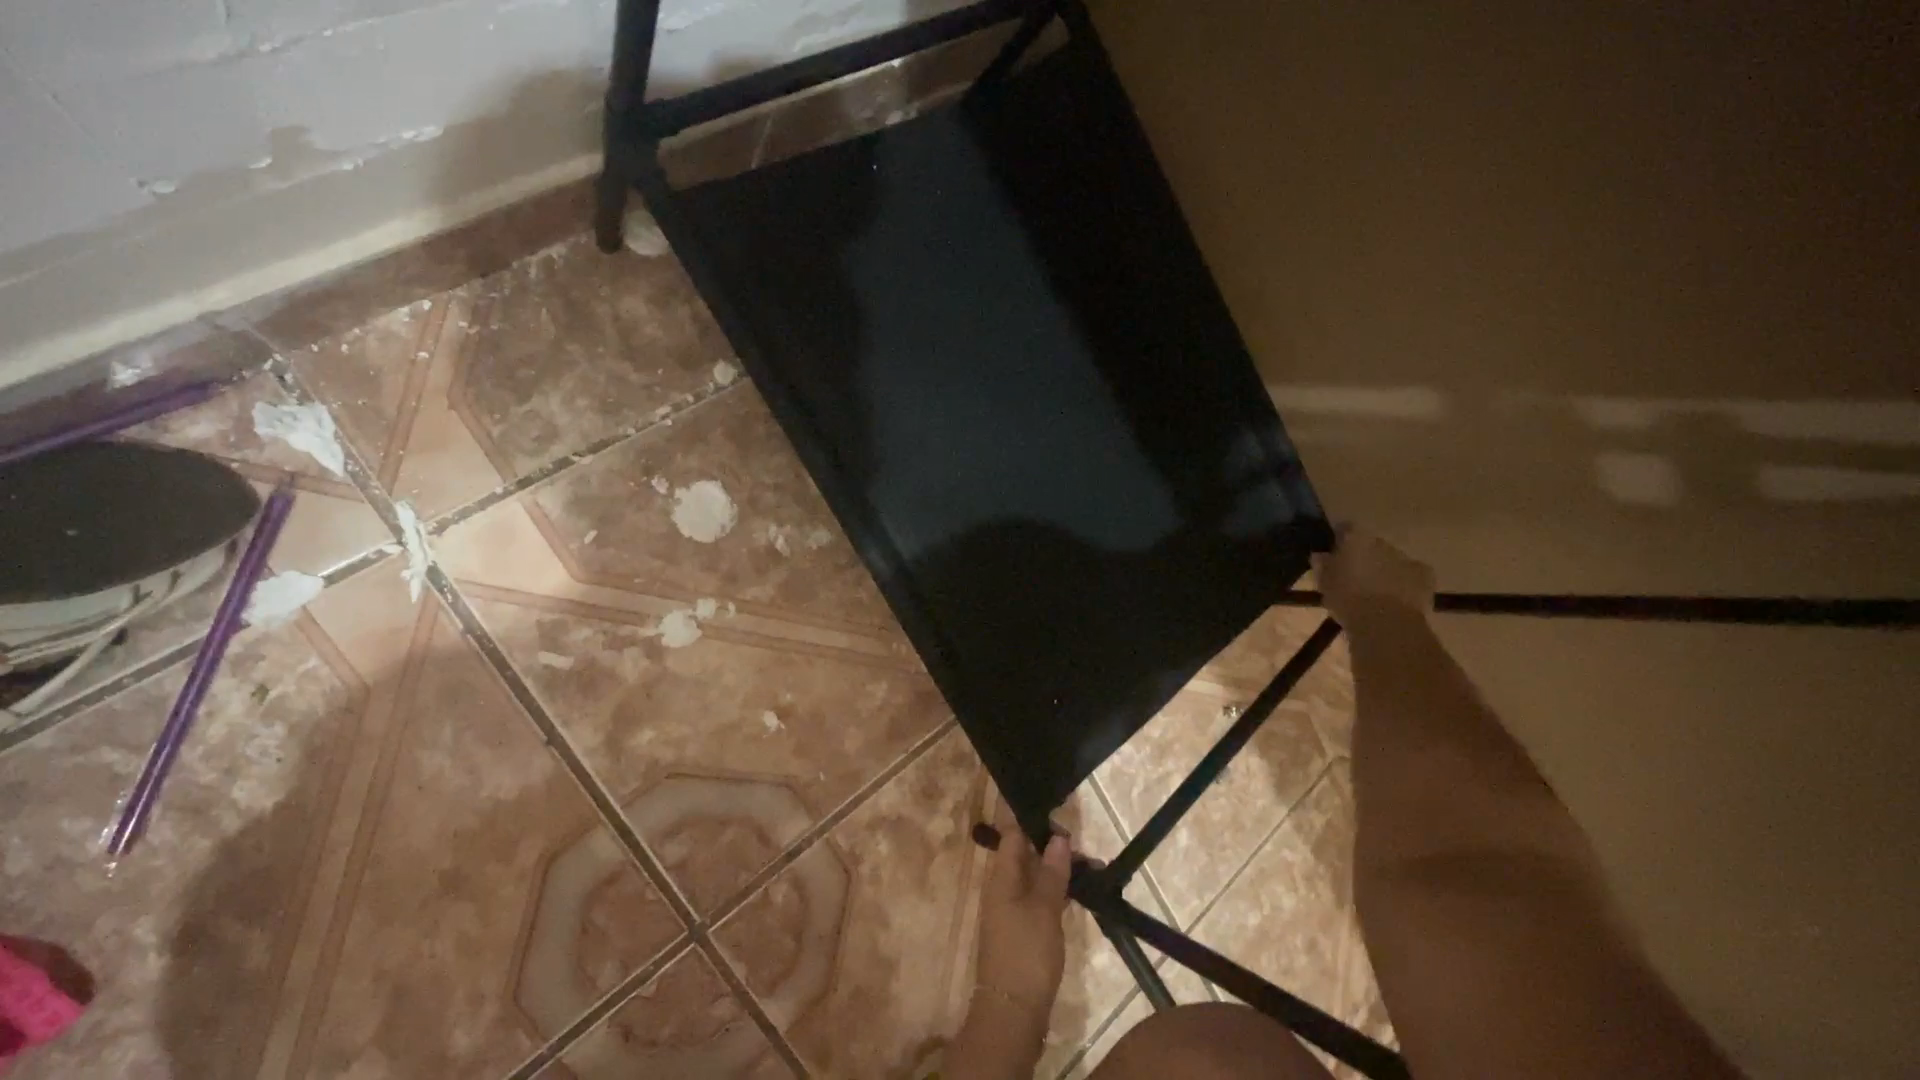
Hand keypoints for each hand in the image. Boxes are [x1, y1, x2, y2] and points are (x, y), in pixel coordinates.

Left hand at [974, 816, 1071, 1015]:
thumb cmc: (1027, 953)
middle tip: (1088, 852)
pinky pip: (1039, 900)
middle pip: (1026, 856)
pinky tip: (1080, 895)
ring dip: (1060, 872)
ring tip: (1095, 870)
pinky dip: (1058, 893)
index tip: (1063, 819)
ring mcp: (1011, 911)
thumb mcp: (1044, 909)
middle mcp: (1002, 889)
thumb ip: (1052, 872)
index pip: (1012, 836)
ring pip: (1035, 879)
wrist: (1013, 1012)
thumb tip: (1058, 837)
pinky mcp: (1022, 931)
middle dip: (1055, 849)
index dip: (1035, 824)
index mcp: (1000, 878)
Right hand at [1311, 524, 1434, 628]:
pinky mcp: (1424, 575)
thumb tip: (1320, 556)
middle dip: (1363, 556)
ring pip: (1391, 559)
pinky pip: (1412, 574)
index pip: (1345, 529)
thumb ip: (1322, 566)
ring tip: (1375, 592)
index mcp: (1356, 539)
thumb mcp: (1325, 585)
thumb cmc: (1348, 600)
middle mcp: (1382, 542)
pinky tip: (1398, 598)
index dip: (1339, 540)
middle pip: (1370, 544)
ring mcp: (1406, 557)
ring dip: (1384, 569)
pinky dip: (1405, 582)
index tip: (1333, 554)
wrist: (1386, 624)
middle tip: (1354, 576)